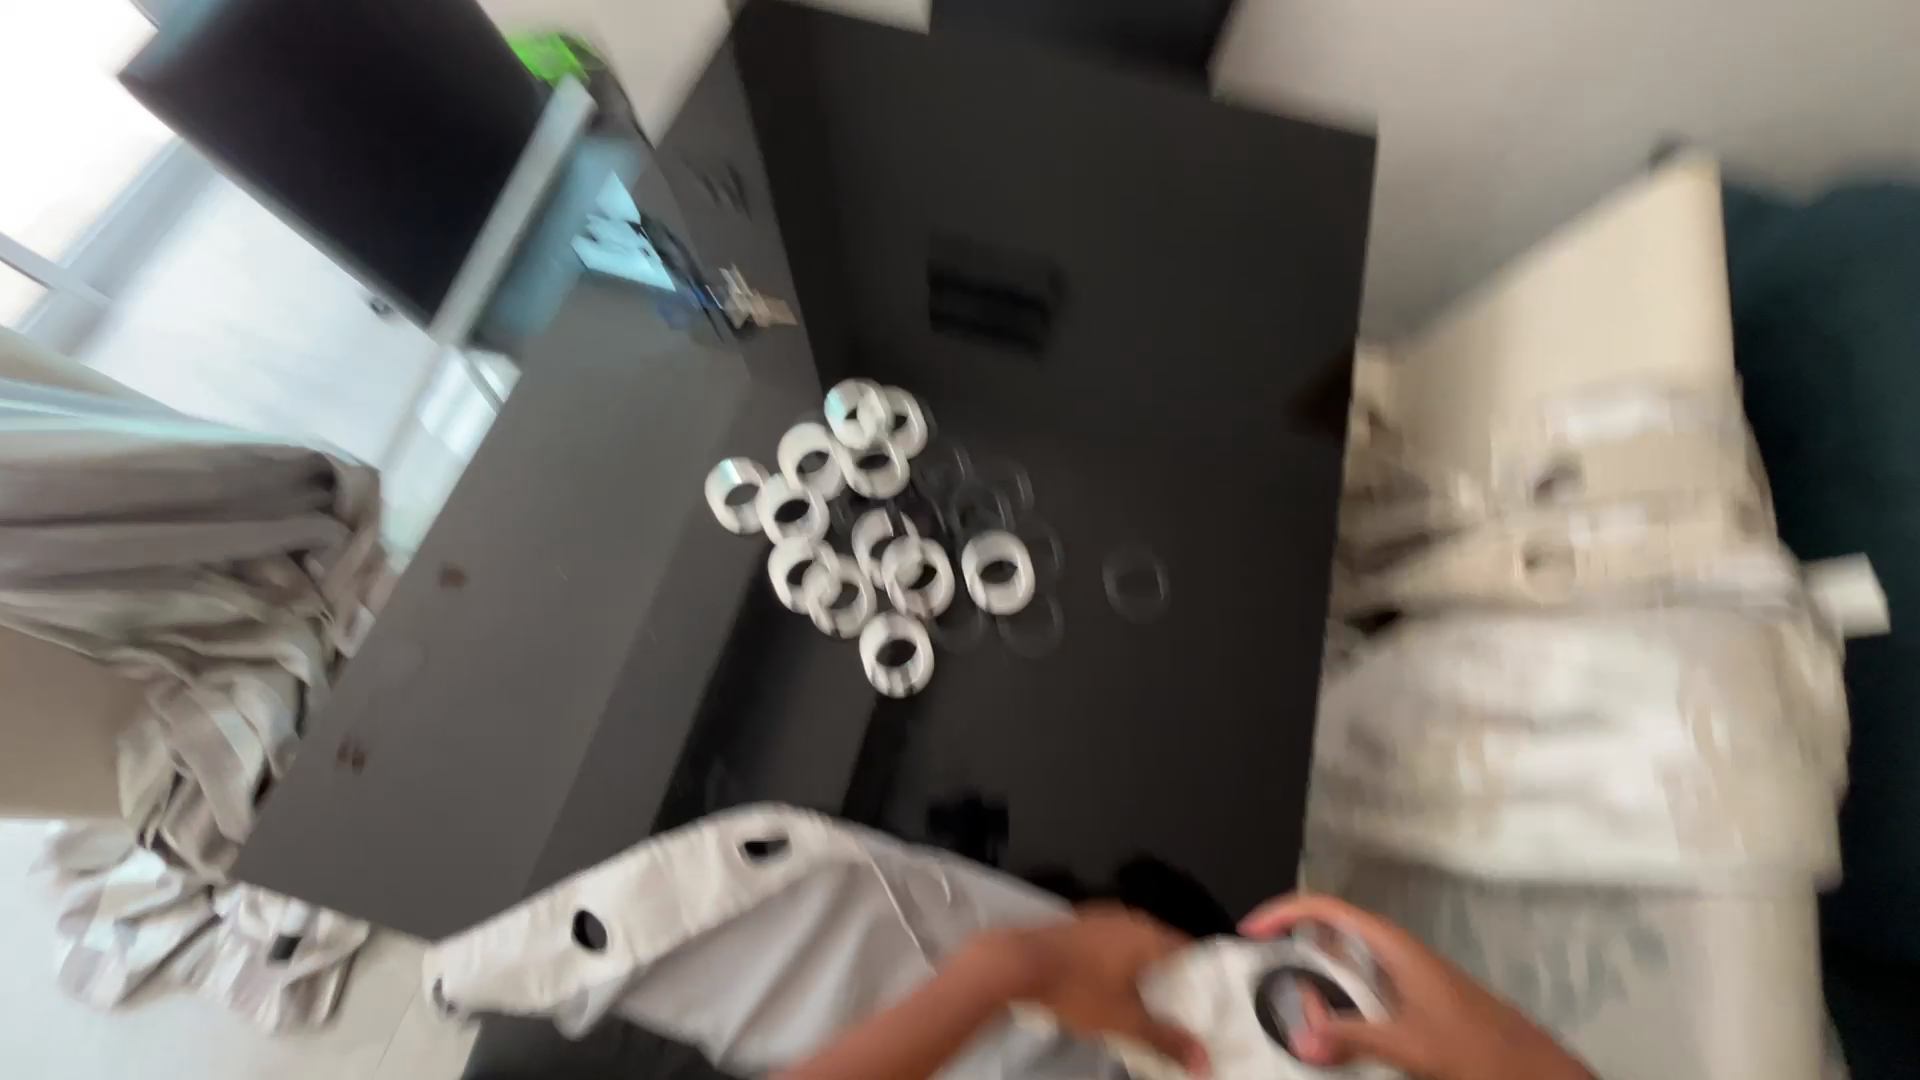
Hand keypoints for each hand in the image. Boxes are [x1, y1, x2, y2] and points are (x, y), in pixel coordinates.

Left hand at [969, 904, 1210, 1076]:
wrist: (1020, 962)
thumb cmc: (1077, 987)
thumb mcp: (1125, 1021)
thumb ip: (1166, 1040)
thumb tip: (1203, 1061)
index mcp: (1147, 934)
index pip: (1189, 950)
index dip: (1204, 978)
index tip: (1212, 1005)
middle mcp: (1129, 918)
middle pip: (1164, 949)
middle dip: (1174, 982)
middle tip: (1184, 1016)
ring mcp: (1103, 919)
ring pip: (1137, 948)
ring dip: (1146, 975)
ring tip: (1152, 1010)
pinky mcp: (1082, 927)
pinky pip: (1115, 947)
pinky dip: (1122, 968)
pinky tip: (1116, 992)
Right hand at [1241, 893, 1593, 1079]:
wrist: (1542, 1076)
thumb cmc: (1481, 1050)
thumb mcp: (1412, 1046)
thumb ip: (1352, 1038)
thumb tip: (1299, 1035)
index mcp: (1390, 944)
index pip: (1323, 907)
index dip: (1283, 912)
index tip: (1252, 931)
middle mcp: (1392, 950)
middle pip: (1328, 930)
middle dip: (1292, 944)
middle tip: (1261, 968)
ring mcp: (1402, 973)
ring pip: (1344, 961)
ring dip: (1314, 975)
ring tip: (1287, 998)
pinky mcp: (1409, 998)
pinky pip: (1359, 987)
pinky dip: (1336, 999)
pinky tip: (1330, 1029)